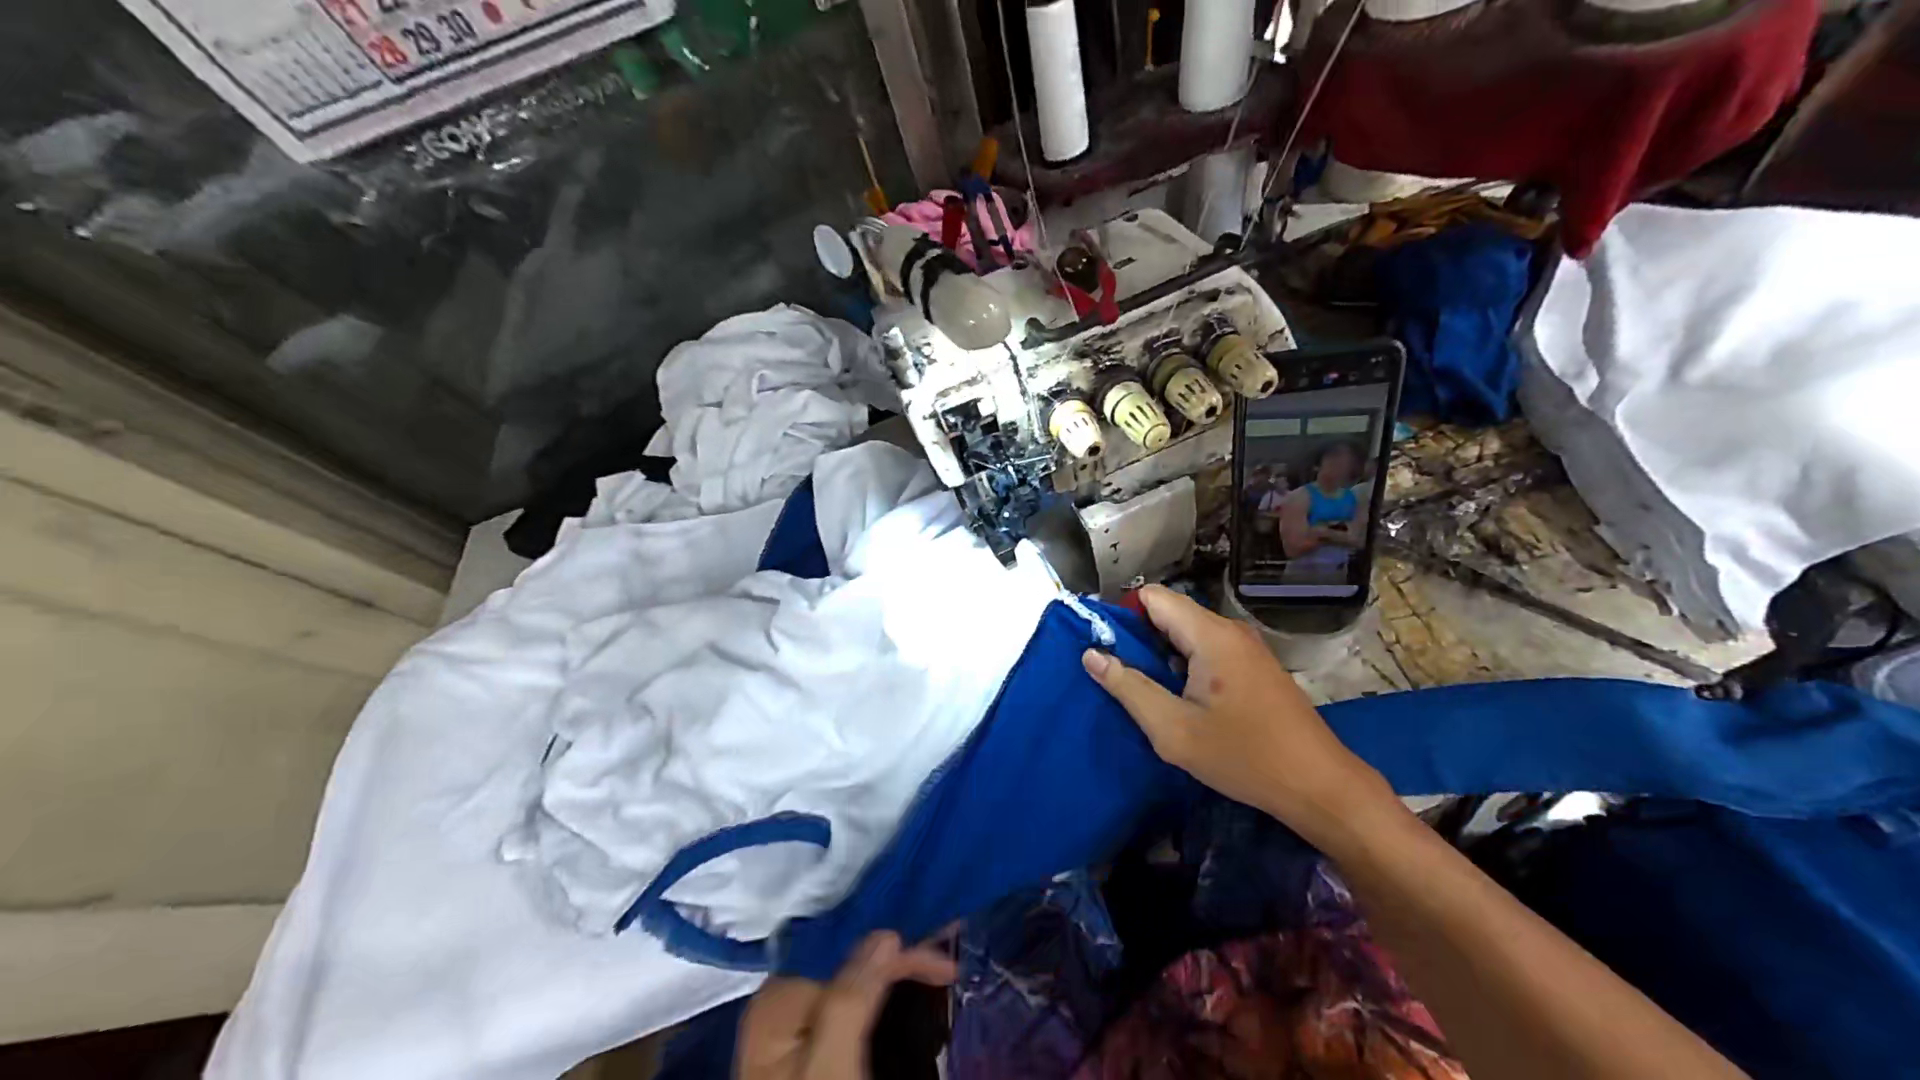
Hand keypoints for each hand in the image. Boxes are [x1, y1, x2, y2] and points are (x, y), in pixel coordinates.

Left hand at [737, 931, 957, 1079]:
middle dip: (898, 959)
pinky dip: (879, 998)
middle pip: (847, 962)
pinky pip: (847, 1006)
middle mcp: (782, 1007)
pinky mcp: (808, 1053)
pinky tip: (904, 996)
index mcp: (778, 1002)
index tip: (941, 959)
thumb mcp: (832, 1065)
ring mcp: (794, 1032)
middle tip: (949, 967)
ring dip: (893, 975)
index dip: (894, 947)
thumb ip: (852, 997)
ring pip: (851, 983)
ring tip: (938, 971)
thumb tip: (886, 935)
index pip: (844, 948)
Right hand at [1082, 585, 1394, 846]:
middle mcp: (1229, 631)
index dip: (1122, 614)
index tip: (1103, 647)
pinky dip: (1184, 664)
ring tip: (1141, 689)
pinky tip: (1177, 699)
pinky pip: (1207, 650)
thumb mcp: (1173, 729)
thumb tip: (1091, 654)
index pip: (1153, 596)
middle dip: (1137, 637)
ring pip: (1187, 633)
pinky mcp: (1255, 667)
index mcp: (1210, 635)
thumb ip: (1128, 688)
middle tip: (1115, 674)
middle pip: (1169, 613)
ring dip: (1160, 654)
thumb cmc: (1243, 756)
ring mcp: (1246, 648)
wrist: (1319, 786)